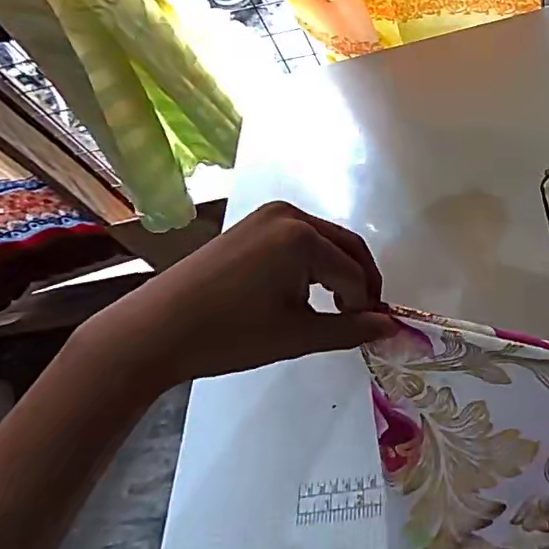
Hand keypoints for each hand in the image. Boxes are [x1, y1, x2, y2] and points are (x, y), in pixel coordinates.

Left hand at [79, 201, 394, 385]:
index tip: (370, 330)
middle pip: (345, 246)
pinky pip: (299, 238)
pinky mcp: (251, 223)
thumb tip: (392, 326)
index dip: (367, 303)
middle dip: (359, 281)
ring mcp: (268, 214)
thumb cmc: (230, 335)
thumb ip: (351, 329)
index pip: (353, 272)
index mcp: (303, 237)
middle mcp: (290, 214)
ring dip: (337, 271)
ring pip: (323, 241)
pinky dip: (312, 262)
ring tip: (333, 309)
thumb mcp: (297, 335)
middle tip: (362, 318)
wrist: (157, 329)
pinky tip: (303, 290)